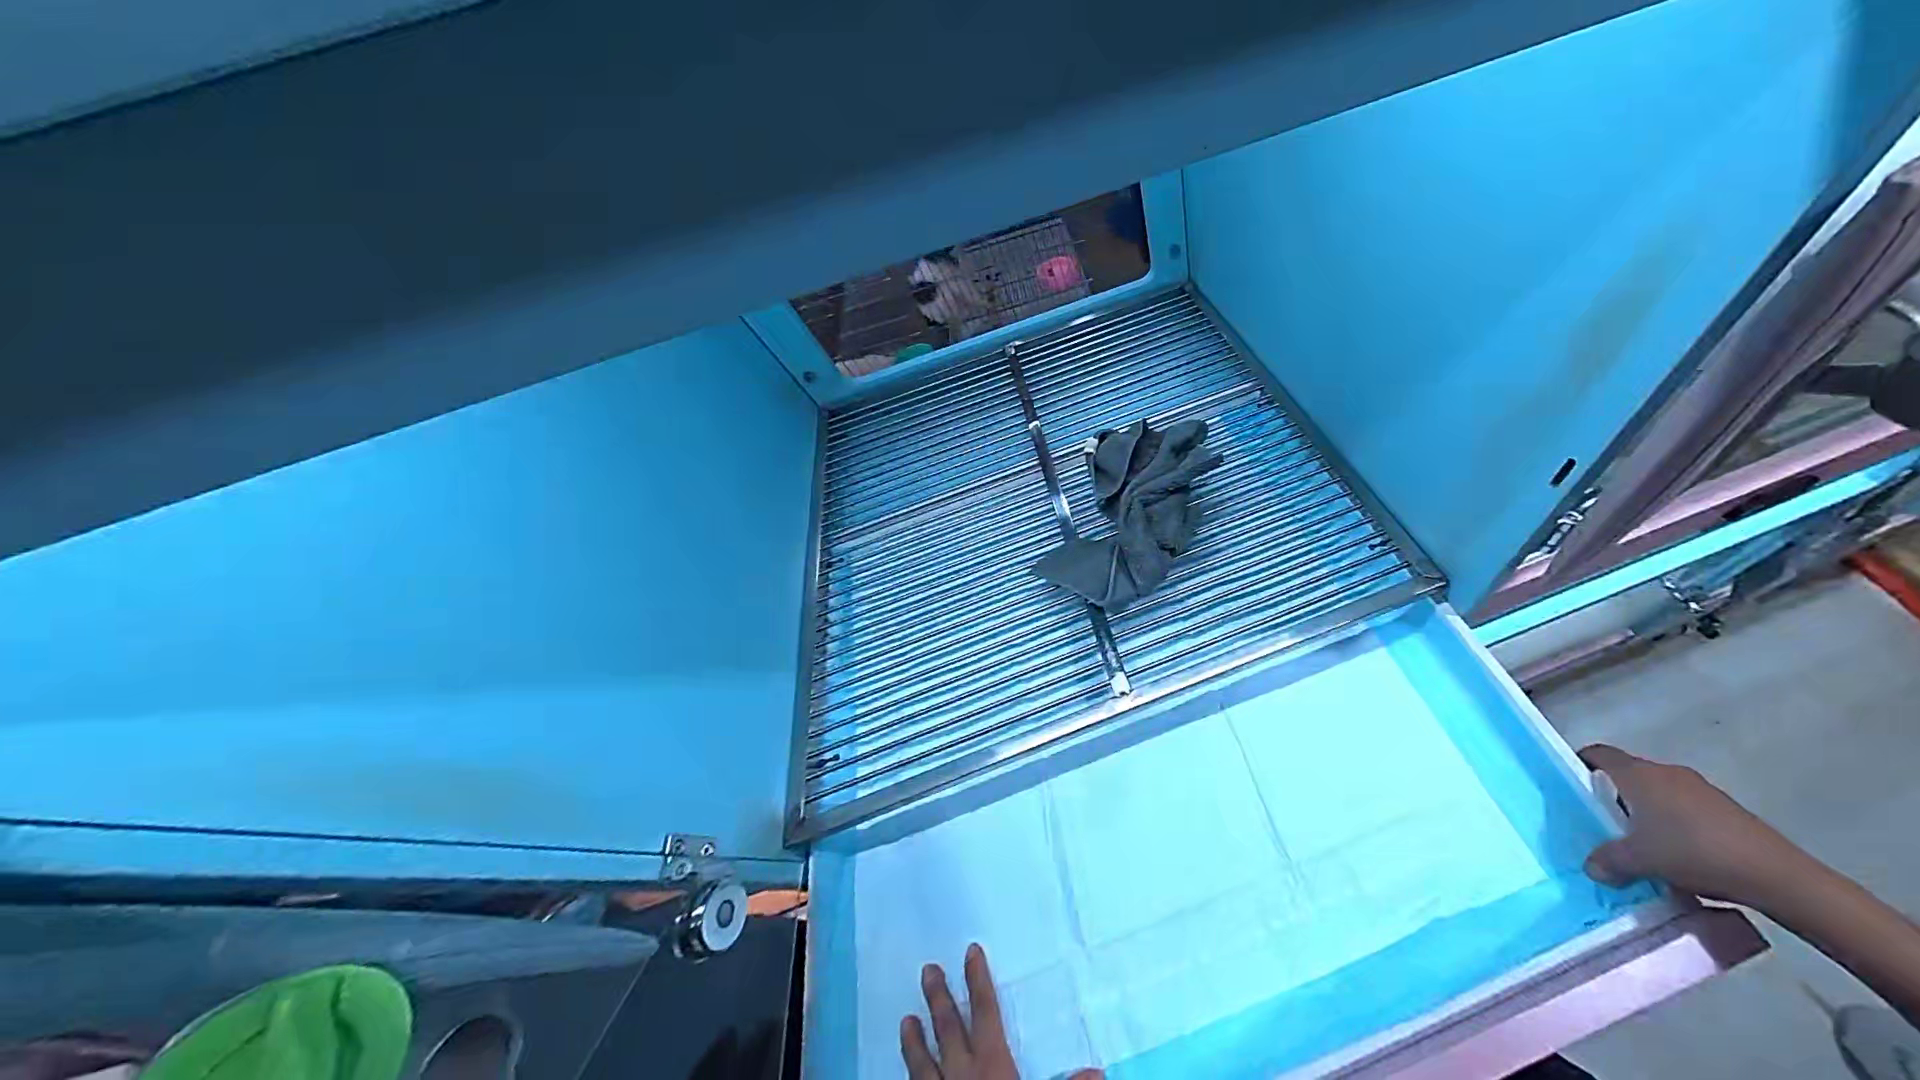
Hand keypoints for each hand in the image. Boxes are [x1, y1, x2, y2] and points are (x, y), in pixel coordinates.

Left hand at [901, 943, 1102, 1079]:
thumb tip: (1099, 1071)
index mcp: (992, 1067)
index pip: (986, 1013)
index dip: (978, 981)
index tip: (971, 951)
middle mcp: (961, 1075)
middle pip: (948, 1028)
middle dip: (939, 997)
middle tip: (928, 968)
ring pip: (922, 1063)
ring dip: (914, 1040)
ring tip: (905, 1018)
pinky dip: (909, 1079)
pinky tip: (905, 1075)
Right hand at [1579, 744, 1817, 907]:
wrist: (1780, 877)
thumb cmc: (1693, 853)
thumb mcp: (1638, 861)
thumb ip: (1607, 860)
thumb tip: (1592, 868)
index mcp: (1638, 774)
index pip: (1598, 753)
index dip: (1580, 764)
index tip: (1572, 785)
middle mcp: (1667, 773)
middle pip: (1627, 774)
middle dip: (1612, 794)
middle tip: (1601, 821)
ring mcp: (1701, 790)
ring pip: (1658, 792)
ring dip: (1645, 811)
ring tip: (1641, 842)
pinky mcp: (1727, 810)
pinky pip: (1684, 808)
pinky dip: (1673, 823)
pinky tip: (1678, 853)